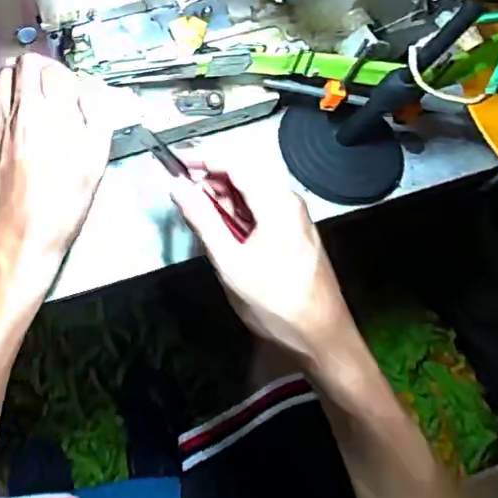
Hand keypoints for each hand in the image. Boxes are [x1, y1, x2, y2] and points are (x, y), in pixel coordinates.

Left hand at [0, 54, 111, 301]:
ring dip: (15, 78)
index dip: (64, 72)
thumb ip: (97, 123)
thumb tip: (91, 100)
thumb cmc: (62, 204)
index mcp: (50, 114)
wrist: (19, 238)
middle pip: (22, 64)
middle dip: (38, 68)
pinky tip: (4, 111)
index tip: (70, 88)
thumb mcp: (94, 164)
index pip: (50, 68)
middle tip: (49, 85)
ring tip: (28, 94)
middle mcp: (19, 112)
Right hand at [168, 163, 359, 372]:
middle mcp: (289, 200)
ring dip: (223, 197)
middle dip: (211, 179)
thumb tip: (178, 187)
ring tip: (196, 210)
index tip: (175, 162)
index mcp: (277, 201)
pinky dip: (238, 212)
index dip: (202, 159)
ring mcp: (294, 215)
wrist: (322, 338)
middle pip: (244, 175)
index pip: (234, 164)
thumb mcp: (230, 261)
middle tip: (182, 192)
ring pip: (252, 193)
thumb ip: (202, 219)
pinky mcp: (294, 231)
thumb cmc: (275, 303)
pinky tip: (221, 226)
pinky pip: (261, 208)